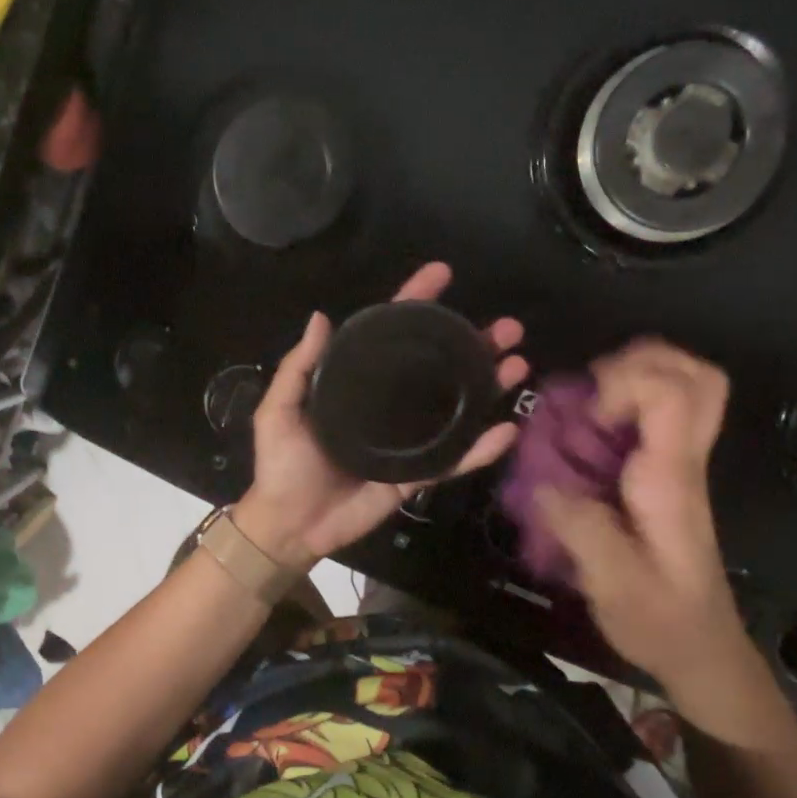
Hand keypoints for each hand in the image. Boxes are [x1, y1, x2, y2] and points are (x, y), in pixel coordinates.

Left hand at [233, 262, 528, 569]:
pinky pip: (454, 460)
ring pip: (455, 407)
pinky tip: (507, 428)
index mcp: (356, 384)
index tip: (441, 273)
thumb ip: (299, 367)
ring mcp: (407, 440)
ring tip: (517, 363)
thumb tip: (321, 316)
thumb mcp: (279, 411)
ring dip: (489, 385)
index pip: (389, 336)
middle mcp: (388, 405)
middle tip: (508, 327)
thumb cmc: (282, 465)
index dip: (413, 303)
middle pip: (436, 366)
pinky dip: (482, 448)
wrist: (290, 524)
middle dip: (473, 343)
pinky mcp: (416, 476)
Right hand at [535, 340, 747, 688]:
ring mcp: (679, 469)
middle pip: (696, 376)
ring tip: (586, 404)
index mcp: (671, 480)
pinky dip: (625, 406)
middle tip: (593, 387)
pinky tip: (586, 434)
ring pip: (686, 388)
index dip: (627, 382)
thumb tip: (543, 484)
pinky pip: (660, 417)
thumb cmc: (658, 619)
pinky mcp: (665, 479)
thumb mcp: (613, 583)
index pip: (674, 394)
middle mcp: (683, 463)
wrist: (699, 650)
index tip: (589, 416)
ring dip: (634, 378)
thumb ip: (580, 528)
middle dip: (642, 361)